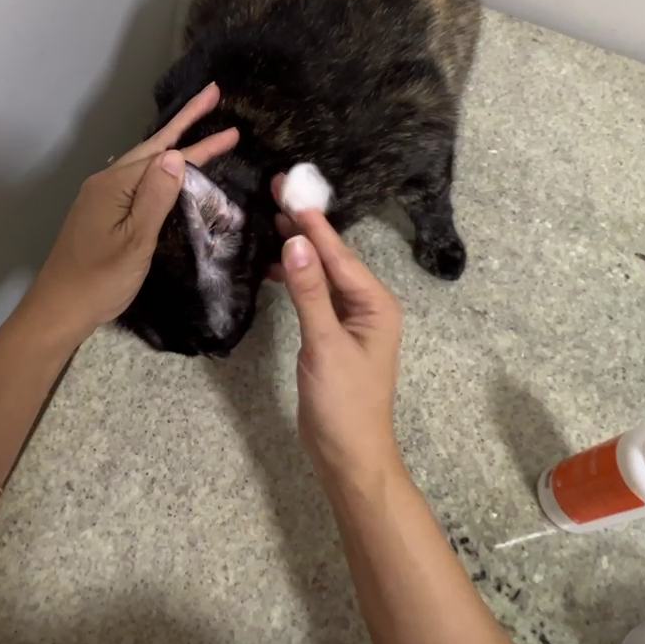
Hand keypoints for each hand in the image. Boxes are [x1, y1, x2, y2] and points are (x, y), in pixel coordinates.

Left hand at [25, 83, 238, 339]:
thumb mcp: (135, 241)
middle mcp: (106, 183)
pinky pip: (137, 179)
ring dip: (174, 145)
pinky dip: (160, 168)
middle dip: (185, 124)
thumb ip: (156, 197)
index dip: (199, 138)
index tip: (228, 121)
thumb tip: (176, 155)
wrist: (59, 309)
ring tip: (199, 128)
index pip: (164, 154)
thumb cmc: (100, 280)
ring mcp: (101, 197)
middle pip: (153, 147)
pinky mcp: (101, 212)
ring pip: (145, 162)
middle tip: (213, 98)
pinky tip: (170, 170)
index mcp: (115, 186)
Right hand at [273, 186, 404, 487]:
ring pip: (322, 273)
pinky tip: (273, 266)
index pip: (338, 252)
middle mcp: (367, 304)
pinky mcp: (332, 333)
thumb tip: (295, 242)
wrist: (348, 455)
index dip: (311, 220)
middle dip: (304, 226)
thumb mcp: (324, 343)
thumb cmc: (343, 402)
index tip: (288, 188)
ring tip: (269, 219)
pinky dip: (294, 278)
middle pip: (332, 256)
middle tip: (275, 191)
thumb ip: (310, 291)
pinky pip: (314, 293)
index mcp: (375, 303)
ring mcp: (350, 319)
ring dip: (298, 249)